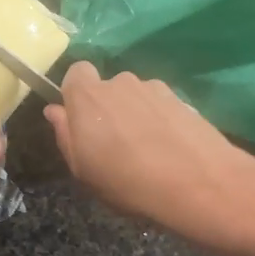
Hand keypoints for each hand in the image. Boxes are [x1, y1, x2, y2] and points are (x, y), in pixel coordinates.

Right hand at [45, 63, 254, 252]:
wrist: (198, 183)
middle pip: (107, 87)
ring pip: (135, 97)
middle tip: (112, 145)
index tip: (80, 122)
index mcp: (88, 96)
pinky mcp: (183, 99)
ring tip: (145, 152)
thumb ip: (65, 135)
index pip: (76, 73)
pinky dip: (159, 122)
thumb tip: (56, 110)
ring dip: (135, 115)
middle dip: (107, 108)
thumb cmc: (127, 181)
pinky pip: (160, 107)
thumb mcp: (82, 169)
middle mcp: (120, 82)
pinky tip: (168, 151)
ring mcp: (155, 89)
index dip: (76, 94)